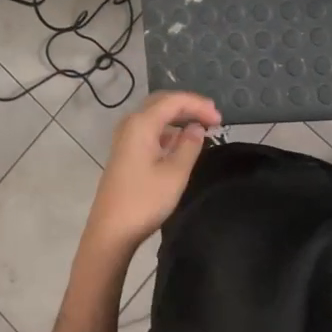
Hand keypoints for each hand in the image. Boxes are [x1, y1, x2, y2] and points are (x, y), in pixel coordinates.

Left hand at [81, 92, 222, 253]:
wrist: (111, 231)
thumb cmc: (144, 201)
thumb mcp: (175, 174)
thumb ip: (189, 146)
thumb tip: (197, 127)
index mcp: (141, 123)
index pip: (173, 101)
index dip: (198, 104)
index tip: (220, 118)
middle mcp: (130, 123)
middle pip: (162, 102)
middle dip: (188, 106)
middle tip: (213, 117)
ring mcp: (125, 137)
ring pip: (155, 116)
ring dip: (178, 117)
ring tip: (201, 126)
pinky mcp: (125, 151)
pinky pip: (149, 129)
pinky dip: (168, 130)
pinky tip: (181, 142)